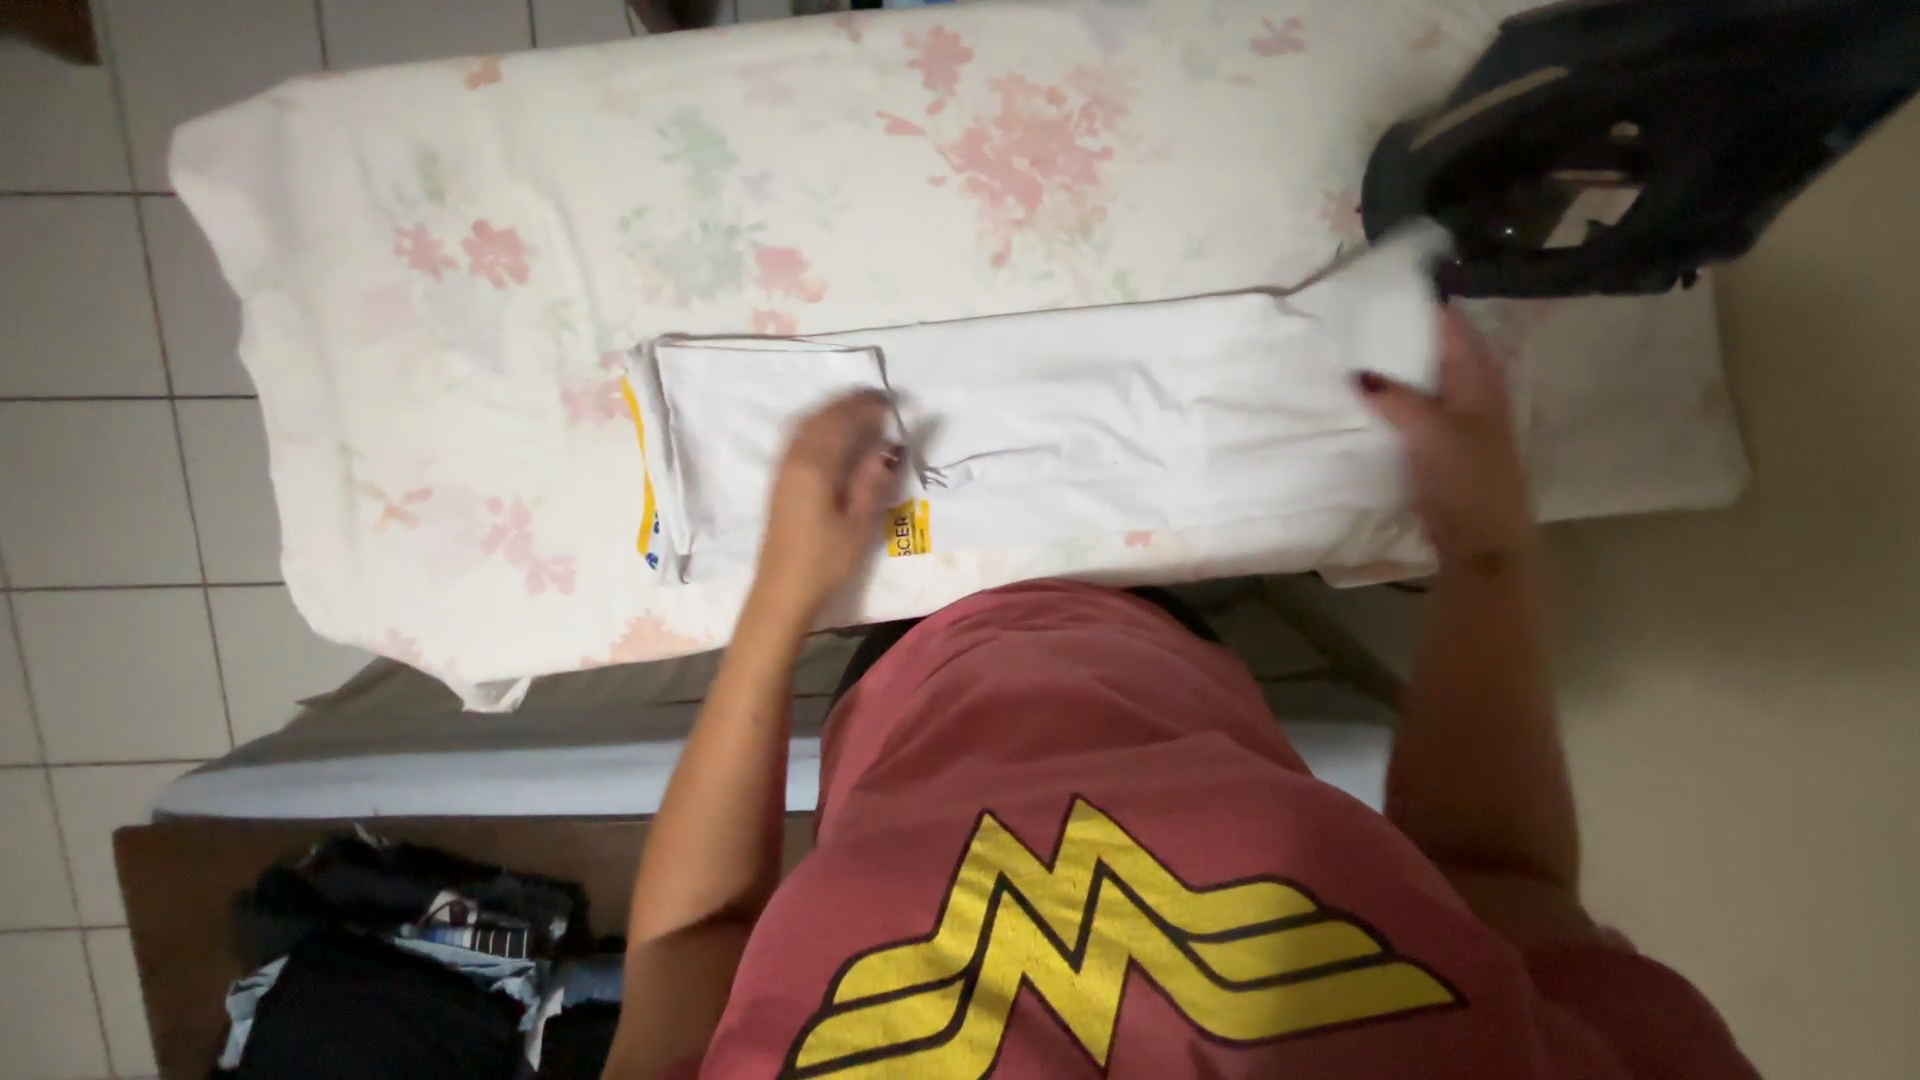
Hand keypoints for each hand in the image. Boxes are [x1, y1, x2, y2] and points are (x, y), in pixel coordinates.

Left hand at [749, 390, 900, 622]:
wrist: (783, 590)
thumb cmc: (826, 560)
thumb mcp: (859, 523)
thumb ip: (873, 480)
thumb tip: (891, 445)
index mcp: (815, 466)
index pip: (843, 422)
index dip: (867, 408)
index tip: (891, 402)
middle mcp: (794, 459)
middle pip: (822, 418)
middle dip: (849, 405)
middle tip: (877, 400)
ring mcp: (783, 469)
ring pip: (806, 426)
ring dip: (832, 413)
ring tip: (857, 412)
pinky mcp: (779, 482)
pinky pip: (799, 438)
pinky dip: (818, 427)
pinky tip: (832, 436)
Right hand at [1356, 308, 1534, 569]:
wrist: (1481, 541)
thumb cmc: (1465, 480)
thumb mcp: (1430, 432)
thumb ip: (1395, 399)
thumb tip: (1357, 375)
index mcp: (1480, 380)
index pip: (1452, 327)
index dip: (1424, 307)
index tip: (1383, 292)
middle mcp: (1472, 393)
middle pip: (1437, 351)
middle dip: (1402, 336)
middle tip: (1356, 322)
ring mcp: (1458, 420)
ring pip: (1424, 381)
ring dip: (1395, 369)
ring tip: (1352, 355)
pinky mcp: (1441, 445)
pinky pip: (1414, 409)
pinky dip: (1392, 399)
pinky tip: (1365, 402)